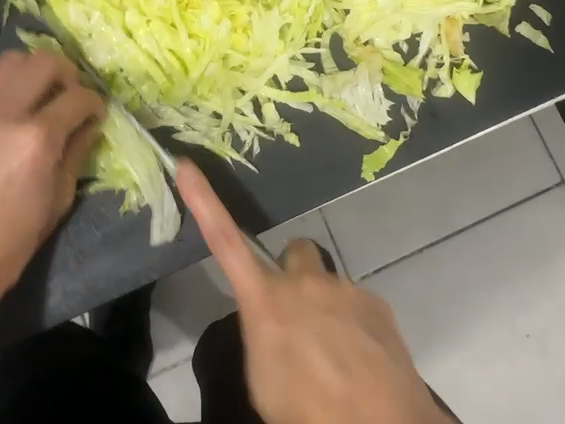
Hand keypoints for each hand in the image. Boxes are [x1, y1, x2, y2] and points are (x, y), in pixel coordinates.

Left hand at [0, 50, 104, 340]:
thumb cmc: (8, 246)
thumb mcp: (57, 203)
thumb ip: (76, 154)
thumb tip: (88, 127)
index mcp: (37, 139)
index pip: (78, 98)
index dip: (95, 103)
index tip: (96, 113)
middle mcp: (5, 113)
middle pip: (44, 61)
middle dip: (67, 73)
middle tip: (70, 95)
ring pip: (10, 63)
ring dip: (33, 72)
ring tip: (40, 97)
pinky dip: (6, 92)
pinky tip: (9, 119)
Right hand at [176, 159, 449, 423]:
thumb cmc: (307, 411)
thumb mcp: (263, 381)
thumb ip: (260, 336)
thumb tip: (267, 323)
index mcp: (265, 302)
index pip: (226, 242)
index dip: (204, 202)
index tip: (187, 165)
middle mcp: (303, 283)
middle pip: (294, 254)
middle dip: (293, 275)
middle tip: (297, 318)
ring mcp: (344, 289)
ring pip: (328, 283)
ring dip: (325, 305)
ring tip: (334, 352)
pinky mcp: (376, 303)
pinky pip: (358, 303)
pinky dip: (355, 324)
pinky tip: (360, 359)